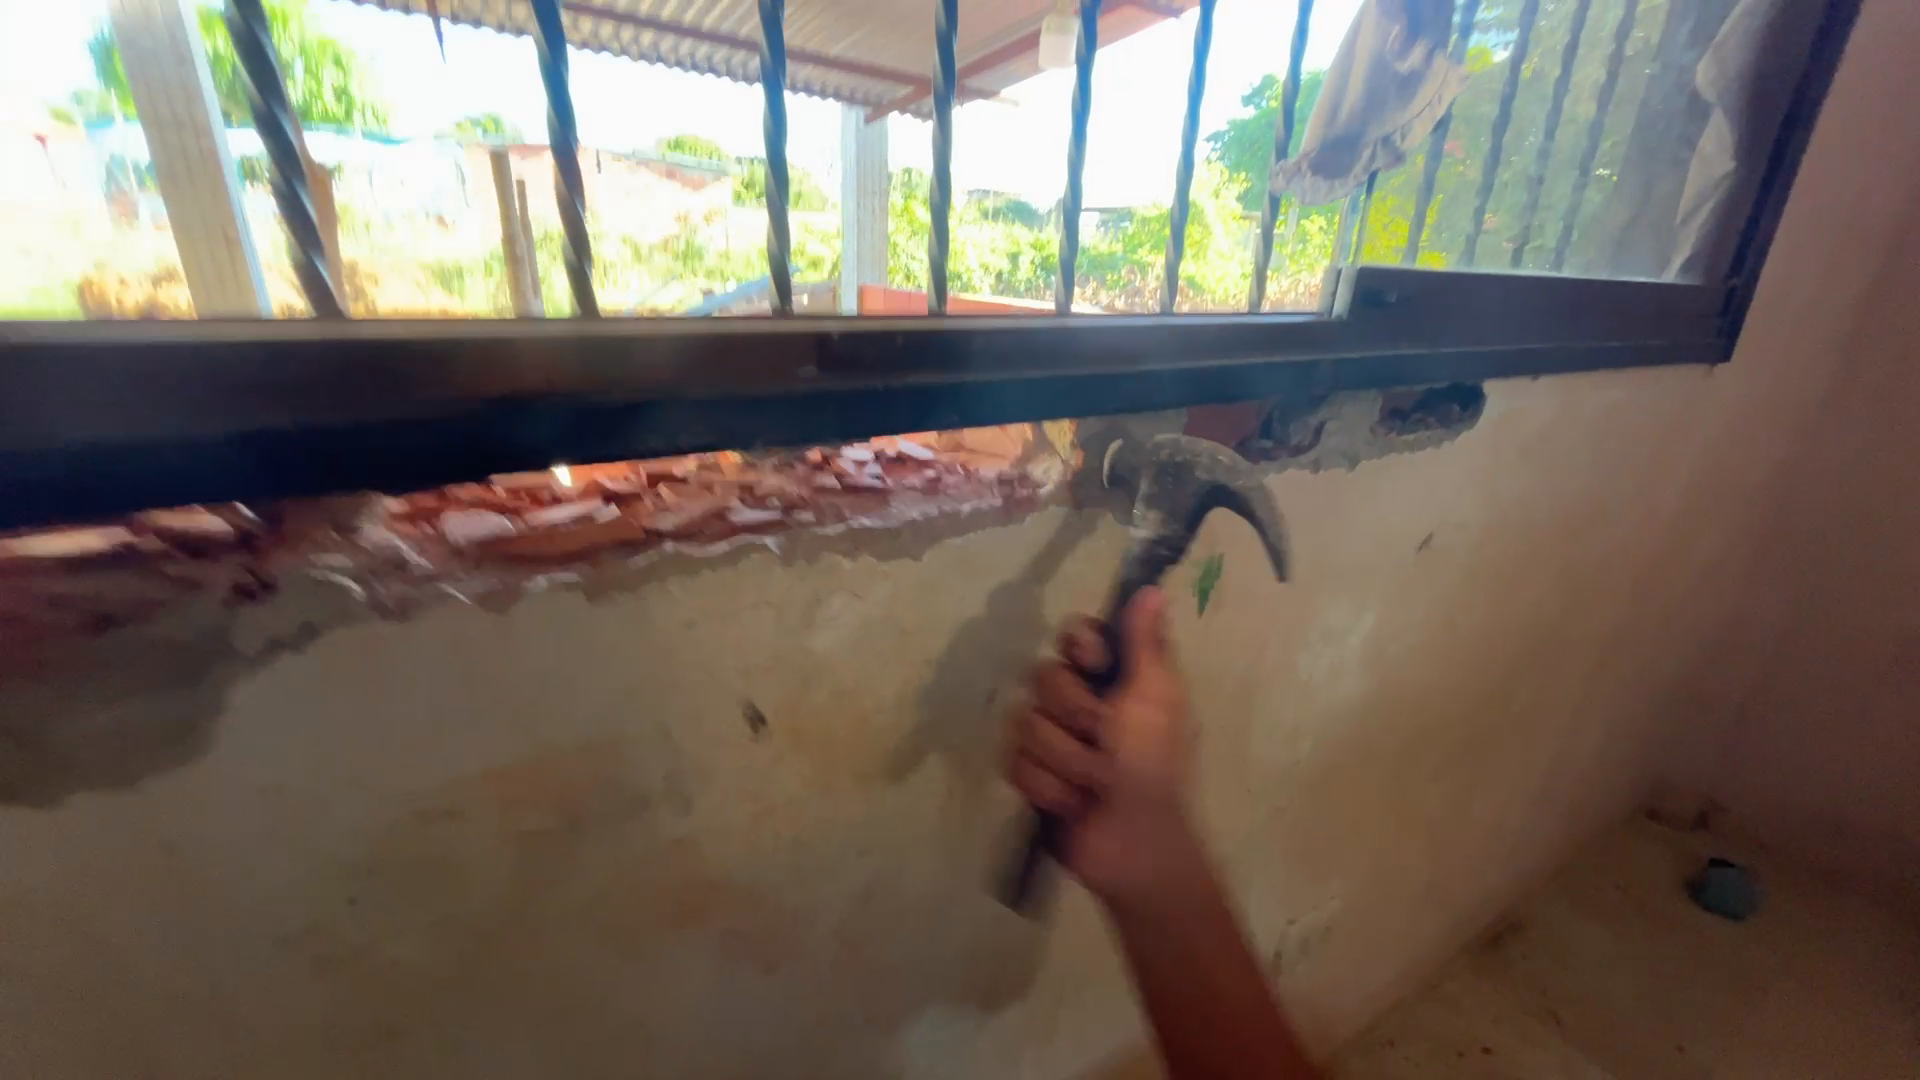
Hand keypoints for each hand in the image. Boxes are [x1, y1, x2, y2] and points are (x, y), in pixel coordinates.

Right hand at [1006, 587, 1204, 907]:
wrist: (1134, 846)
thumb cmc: (1153, 766)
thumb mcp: (1156, 700)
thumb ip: (1146, 644)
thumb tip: (1152, 587)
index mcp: (1114, 678)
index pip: (1074, 635)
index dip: (1079, 648)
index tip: (1095, 665)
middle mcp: (1078, 701)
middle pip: (1043, 676)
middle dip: (1074, 717)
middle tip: (1104, 742)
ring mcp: (1050, 737)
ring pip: (1025, 722)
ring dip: (1064, 760)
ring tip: (1091, 785)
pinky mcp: (1028, 773)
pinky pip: (1012, 760)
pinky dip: (1046, 786)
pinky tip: (1069, 804)